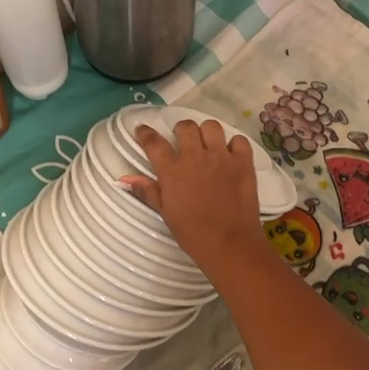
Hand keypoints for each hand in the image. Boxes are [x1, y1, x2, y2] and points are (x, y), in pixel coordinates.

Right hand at [122, 121, 270, 273]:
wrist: (229, 243)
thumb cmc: (192, 232)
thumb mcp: (165, 212)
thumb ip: (147, 191)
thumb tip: (124, 179)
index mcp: (172, 170)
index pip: (154, 143)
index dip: (145, 133)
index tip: (142, 130)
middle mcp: (196, 156)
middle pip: (185, 127)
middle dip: (181, 130)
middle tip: (182, 142)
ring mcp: (222, 157)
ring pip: (212, 126)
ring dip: (207, 133)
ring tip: (207, 144)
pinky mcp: (243, 163)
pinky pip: (239, 140)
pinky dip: (234, 144)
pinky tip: (231, 155)